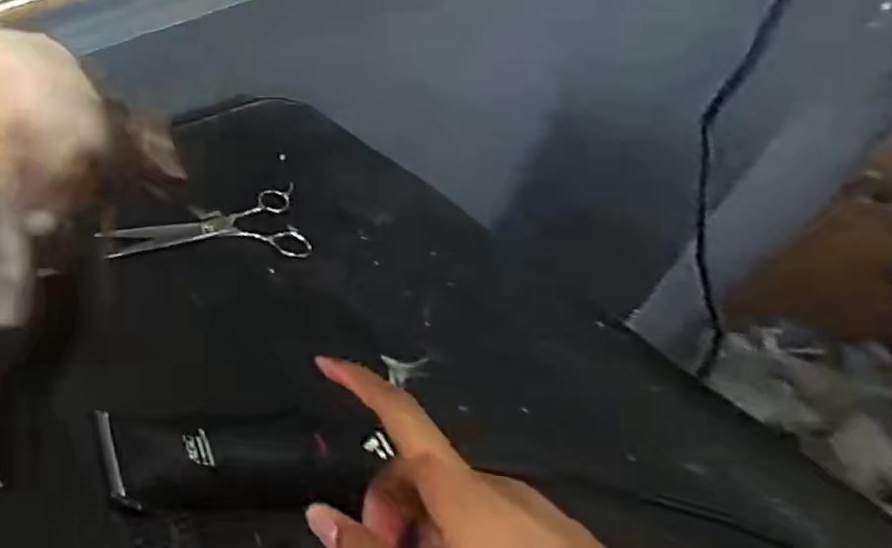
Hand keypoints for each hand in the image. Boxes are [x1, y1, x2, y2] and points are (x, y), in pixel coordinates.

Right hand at [307, 357, 605, 547]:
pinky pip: (502, 523)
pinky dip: (470, 537)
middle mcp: (501, 487)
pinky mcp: (573, 543)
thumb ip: (368, 544)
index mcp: (463, 489)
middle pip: (422, 469)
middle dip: (390, 502)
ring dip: (429, 526)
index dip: (359, 382)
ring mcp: (545, 517)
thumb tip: (319, 513)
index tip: (325, 363)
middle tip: (381, 547)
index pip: (400, 412)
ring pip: (462, 501)